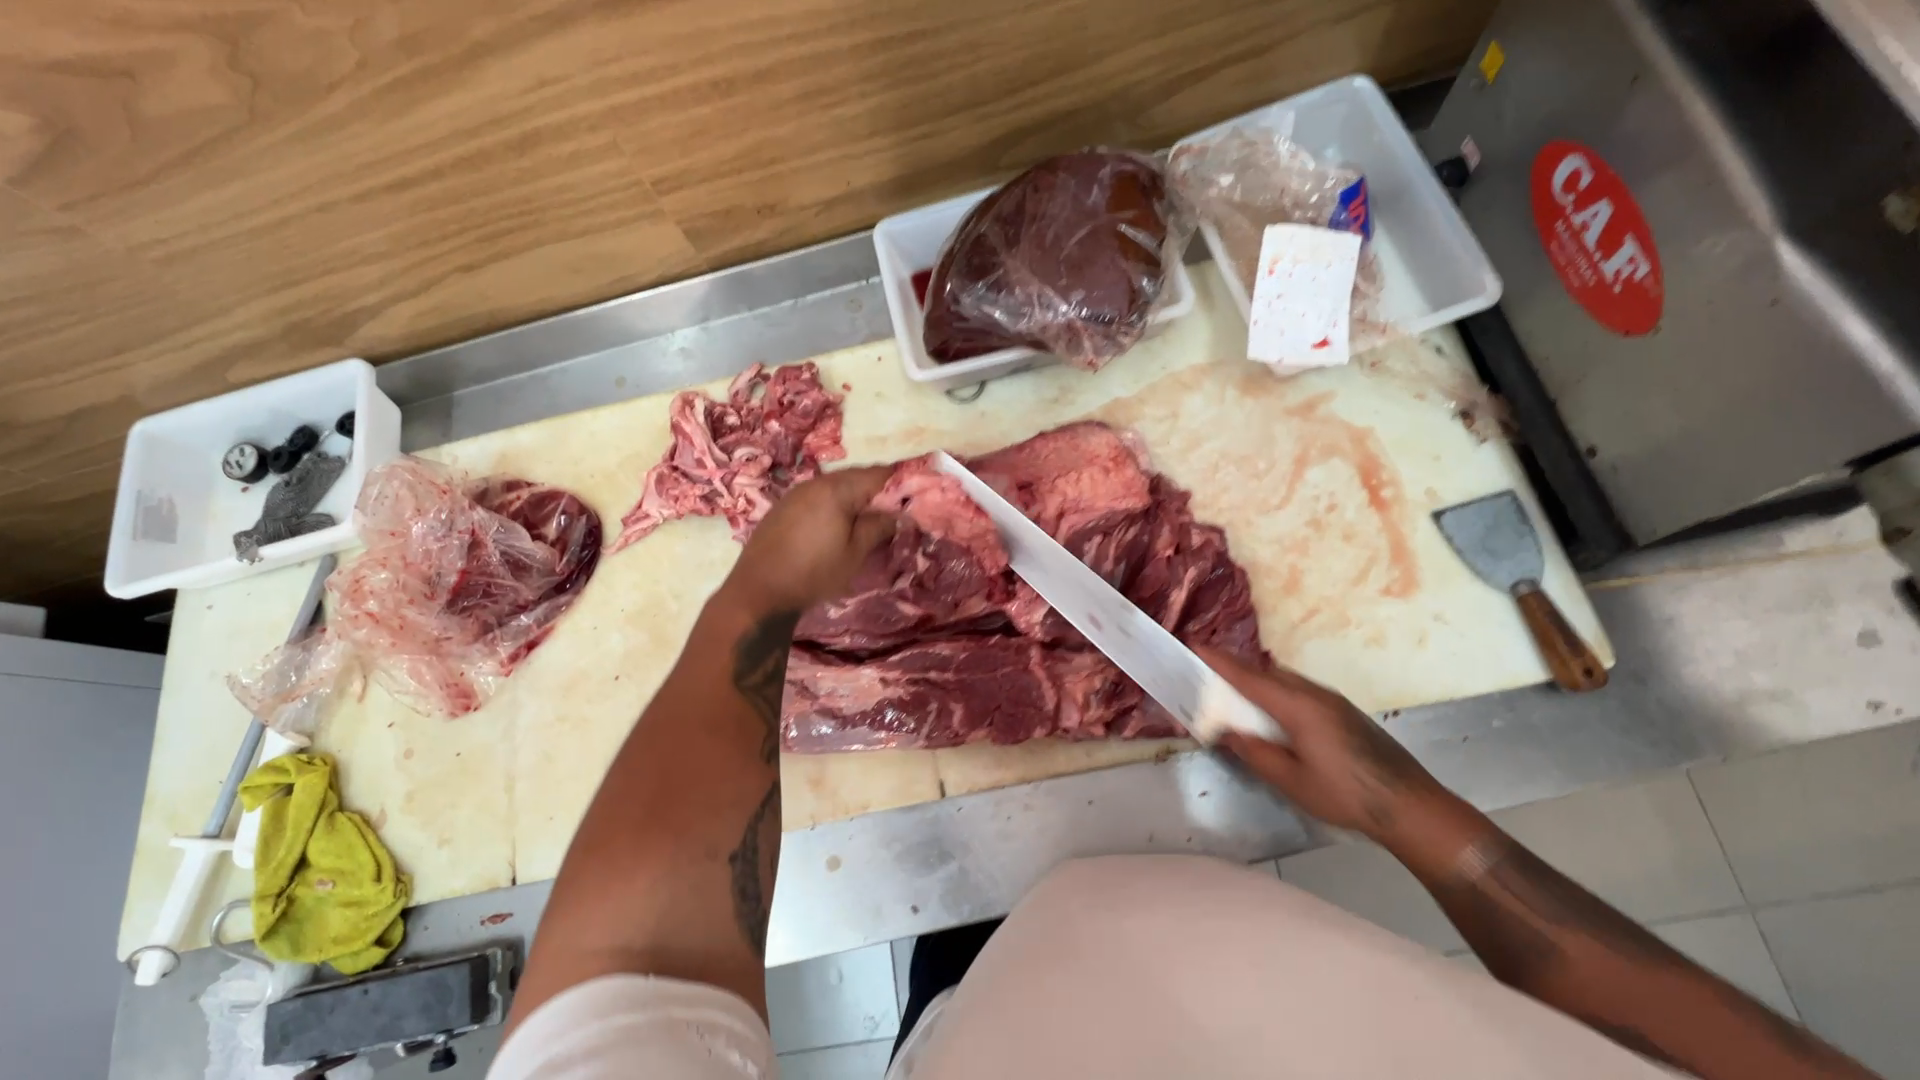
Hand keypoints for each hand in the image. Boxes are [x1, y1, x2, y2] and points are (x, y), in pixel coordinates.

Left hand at [722, 465, 897, 614]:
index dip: (901, 482)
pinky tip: (839, 526)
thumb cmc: (813, 573)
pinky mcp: (784, 507)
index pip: (879, 474)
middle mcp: (816, 483)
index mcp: (837, 489)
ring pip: (837, 487)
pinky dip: (836, 505)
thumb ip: (878, 526)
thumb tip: (898, 513)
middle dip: (879, 491)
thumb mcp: (854, 553)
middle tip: (897, 511)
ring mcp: (796, 493)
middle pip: (857, 477)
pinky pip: (819, 497)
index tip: (917, 495)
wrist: (758, 591)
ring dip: (856, 499)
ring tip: (870, 521)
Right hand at [1200, 648, 1451, 844]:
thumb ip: (1254, 752)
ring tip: (1234, 692)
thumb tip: (1226, 732)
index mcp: (1297, 707)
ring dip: (1258, 680)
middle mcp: (1314, 694)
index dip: (1220, 661)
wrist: (1409, 804)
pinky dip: (1277, 691)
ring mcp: (1332, 701)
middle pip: (1267, 673)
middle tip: (1207, 671)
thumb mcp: (1290, 780)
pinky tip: (1272, 710)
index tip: (1194, 644)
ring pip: (1286, 680)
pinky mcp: (1343, 712)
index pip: (1249, 677)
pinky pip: (1300, 690)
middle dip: (1235, 668)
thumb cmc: (1344, 795)